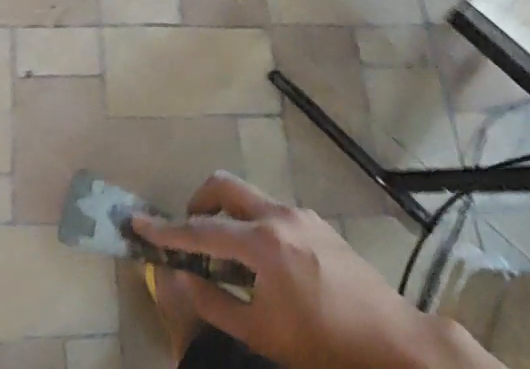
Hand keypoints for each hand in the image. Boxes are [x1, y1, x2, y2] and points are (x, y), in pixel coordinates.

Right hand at [132, 173, 500, 368]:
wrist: (393, 340)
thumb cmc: (322, 342)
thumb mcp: (260, 333)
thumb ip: (213, 302)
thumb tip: (181, 278)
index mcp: (261, 242)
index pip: (200, 231)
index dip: (165, 230)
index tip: (136, 223)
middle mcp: (279, 216)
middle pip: (224, 187)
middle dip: (197, 202)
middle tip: (186, 233)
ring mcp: (302, 215)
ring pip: (250, 198)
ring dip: (227, 215)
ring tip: (224, 258)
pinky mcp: (318, 224)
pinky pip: (272, 212)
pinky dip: (252, 224)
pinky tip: (260, 263)